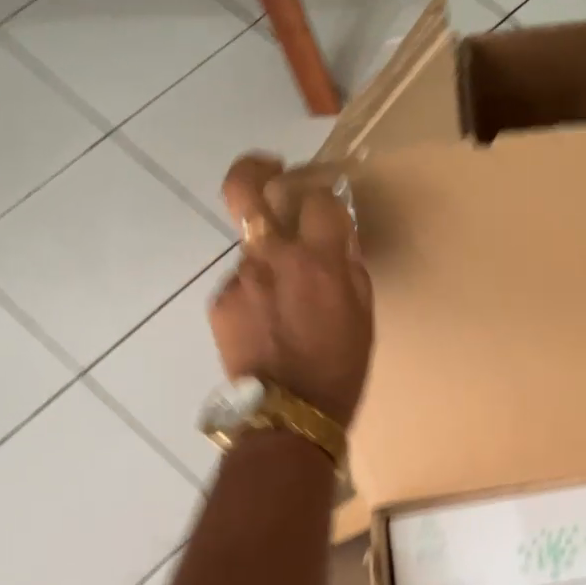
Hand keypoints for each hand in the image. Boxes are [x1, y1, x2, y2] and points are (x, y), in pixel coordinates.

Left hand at [210, 153, 373, 426]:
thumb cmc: (341, 371)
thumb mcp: (364, 318)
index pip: (317, 197)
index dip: (325, 196)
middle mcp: (273, 258)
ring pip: (252, 250)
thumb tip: (338, 242)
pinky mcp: (221, 302)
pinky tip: (270, 330)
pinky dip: (257, 298)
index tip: (329, 206)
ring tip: (288, 306)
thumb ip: (349, 271)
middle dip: (255, 168)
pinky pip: (242, 287)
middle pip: (245, 187)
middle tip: (271, 173)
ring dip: (270, 262)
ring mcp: (240, 279)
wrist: (290, 416)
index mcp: (318, 261)